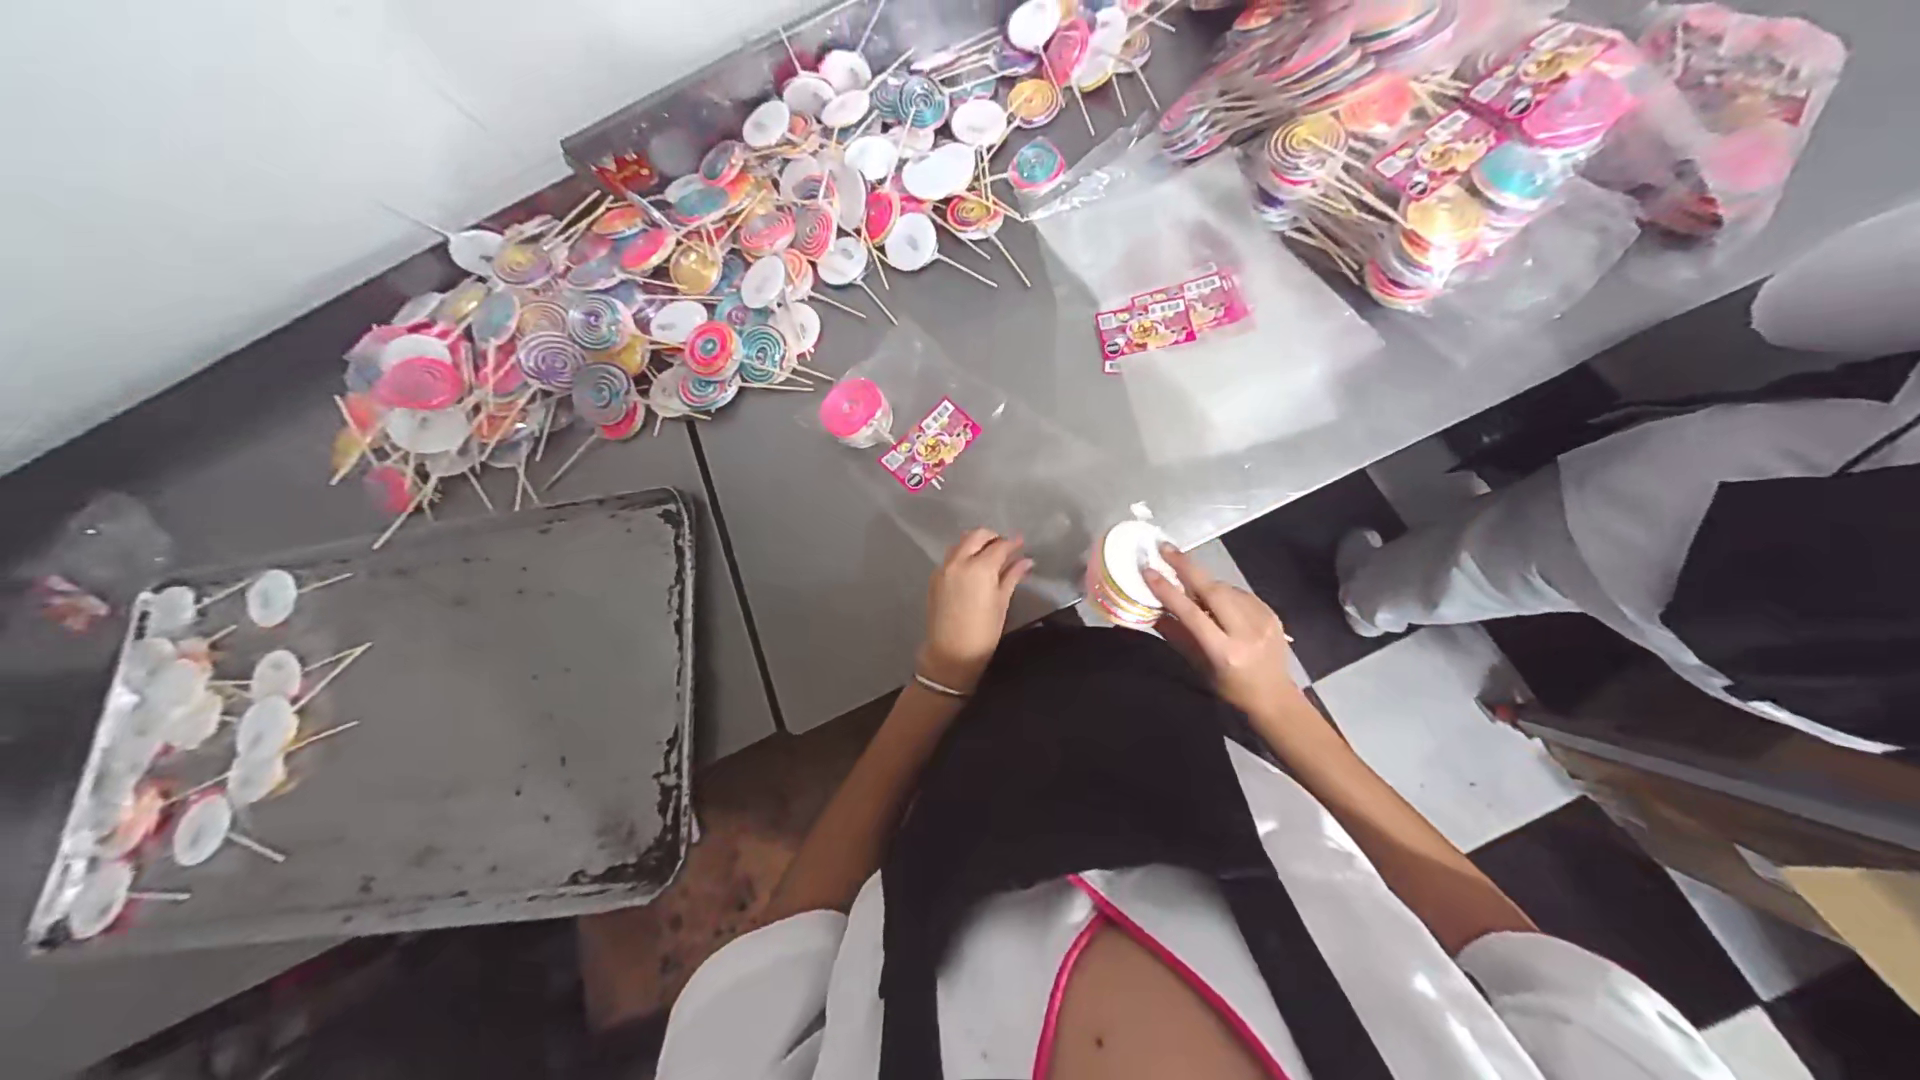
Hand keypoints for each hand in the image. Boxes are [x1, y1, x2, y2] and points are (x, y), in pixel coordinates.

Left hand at [920, 528, 1032, 692]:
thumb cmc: (983, 632)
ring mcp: (944, 568)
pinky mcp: (935, 578)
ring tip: (989, 556)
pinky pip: (950, 557)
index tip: (1021, 544)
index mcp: (980, 567)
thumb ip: (1012, 576)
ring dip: (976, 543)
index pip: (999, 546)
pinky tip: (972, 568)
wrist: (950, 653)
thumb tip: (1025, 561)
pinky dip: (963, 554)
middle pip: (976, 536)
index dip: (1013, 544)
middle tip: (1005, 547)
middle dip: (992, 537)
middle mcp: (959, 561)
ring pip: (961, 543)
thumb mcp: (1001, 603)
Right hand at [1143, 544, 1304, 724]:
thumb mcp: (1199, 667)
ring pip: (1226, 588)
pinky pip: (1239, 593)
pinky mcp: (1271, 613)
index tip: (1149, 571)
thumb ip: (1176, 635)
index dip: (1168, 591)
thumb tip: (1153, 610)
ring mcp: (1263, 619)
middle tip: (1165, 548)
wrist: (1275, 697)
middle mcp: (1246, 631)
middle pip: (1213, 590)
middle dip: (1186, 566)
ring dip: (1204, 581)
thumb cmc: (1231, 688)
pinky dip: (1222, 591)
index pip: (1192, 614)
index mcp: (1225, 651)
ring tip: (1186, 580)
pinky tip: (1213, 598)